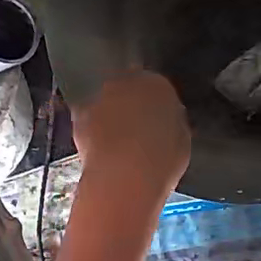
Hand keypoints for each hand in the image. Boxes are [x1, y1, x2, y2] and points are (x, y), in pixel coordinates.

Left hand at [72, 71, 190, 202]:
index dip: (155, 106)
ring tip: (118, 148)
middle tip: (137, 134)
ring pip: (105, 105)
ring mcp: (99, 99)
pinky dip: (92, 134)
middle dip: (129, 107)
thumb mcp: (181, 141)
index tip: (157, 123)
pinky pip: (87, 122)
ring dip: (109, 119)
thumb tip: (167, 126)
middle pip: (127, 89)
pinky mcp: (79, 118)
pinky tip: (102, 154)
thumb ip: (172, 124)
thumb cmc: (160, 160)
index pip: (156, 87)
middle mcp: (125, 83)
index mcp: (157, 85)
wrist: (125, 176)